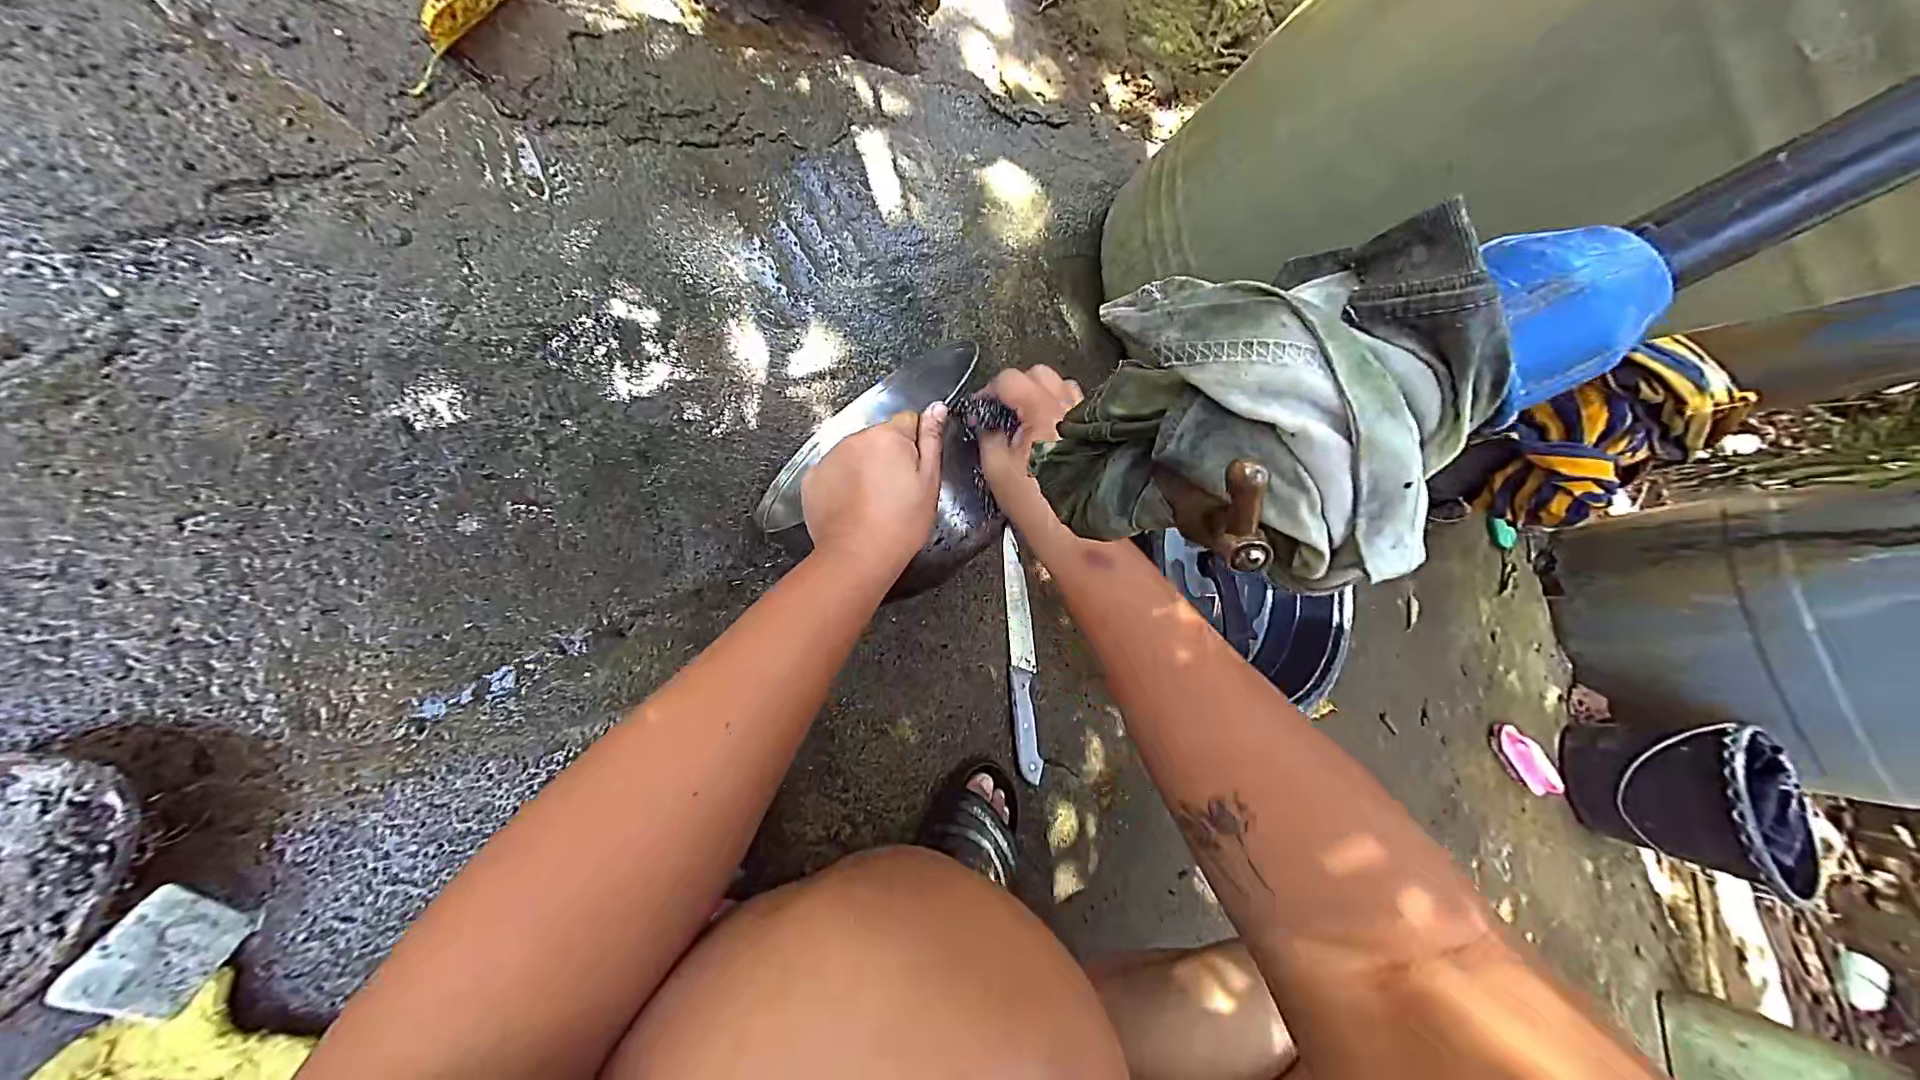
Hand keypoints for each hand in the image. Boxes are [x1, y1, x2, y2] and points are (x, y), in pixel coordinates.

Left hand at [802, 402, 946, 569]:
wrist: (858, 556)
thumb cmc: (899, 524)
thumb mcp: (929, 482)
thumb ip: (932, 440)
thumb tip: (936, 409)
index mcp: (888, 436)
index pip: (907, 421)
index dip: (915, 446)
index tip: (914, 471)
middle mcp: (855, 439)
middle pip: (879, 438)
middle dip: (888, 457)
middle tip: (897, 492)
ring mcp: (830, 457)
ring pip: (856, 454)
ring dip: (865, 469)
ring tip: (874, 502)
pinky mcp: (814, 478)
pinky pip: (835, 471)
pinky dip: (844, 483)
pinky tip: (854, 506)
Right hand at [977, 366, 1081, 529]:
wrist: (1073, 533)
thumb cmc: (1037, 505)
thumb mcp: (996, 470)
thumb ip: (988, 437)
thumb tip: (986, 423)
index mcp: (1043, 412)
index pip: (1011, 379)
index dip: (989, 390)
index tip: (980, 405)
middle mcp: (1068, 408)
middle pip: (1039, 374)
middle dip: (1015, 386)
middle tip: (1001, 408)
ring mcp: (1084, 419)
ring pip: (1061, 386)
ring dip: (1040, 394)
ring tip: (1025, 417)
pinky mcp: (1092, 434)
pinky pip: (1074, 405)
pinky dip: (1057, 408)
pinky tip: (1046, 431)